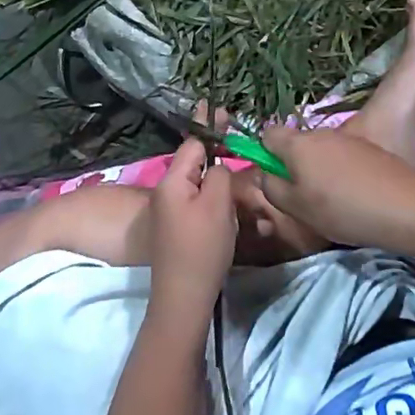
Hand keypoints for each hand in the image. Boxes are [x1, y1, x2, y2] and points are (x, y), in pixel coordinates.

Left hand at [149, 138, 236, 318]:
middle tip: (248, 177)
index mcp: (172, 180)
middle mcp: (166, 191)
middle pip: (198, 166)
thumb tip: (219, 165)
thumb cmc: (201, 247)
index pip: (194, 144)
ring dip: (223, 193)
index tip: (230, 118)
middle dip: (222, 168)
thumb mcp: (217, 204)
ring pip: (202, 188)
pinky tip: (236, 224)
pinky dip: (217, 210)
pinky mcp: (177, 229)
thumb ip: (219, 175)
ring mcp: (170, 211)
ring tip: (248, 210)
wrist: (183, 296)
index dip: (213, 131)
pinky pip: (200, 208)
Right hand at [257, 125, 414, 249]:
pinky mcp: (370, 152)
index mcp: (297, 143)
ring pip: (320, 154)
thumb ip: (272, 188)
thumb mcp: (295, 206)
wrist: (406, 208)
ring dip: (318, 173)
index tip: (274, 180)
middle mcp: (320, 134)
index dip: (264, 155)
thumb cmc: (341, 208)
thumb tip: (266, 175)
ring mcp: (348, 141)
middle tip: (300, 199)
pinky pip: (343, 161)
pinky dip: (341, 177)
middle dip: (293, 168)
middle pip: (295, 145)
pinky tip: (353, 201)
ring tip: (329, 205)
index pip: (267, 135)